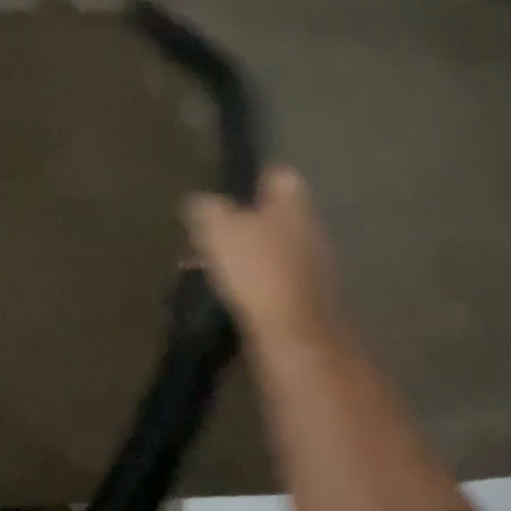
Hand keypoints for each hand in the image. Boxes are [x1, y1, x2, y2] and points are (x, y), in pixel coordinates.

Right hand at [183, 166, 335, 344]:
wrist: (294, 335)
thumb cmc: (257, 269)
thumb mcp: (219, 229)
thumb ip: (207, 208)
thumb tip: (199, 200)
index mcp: (293, 203)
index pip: (277, 175)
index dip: (251, 179)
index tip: (224, 189)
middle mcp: (309, 228)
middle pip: (272, 215)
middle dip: (240, 222)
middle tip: (207, 232)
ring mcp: (311, 265)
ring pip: (268, 249)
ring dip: (242, 255)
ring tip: (205, 266)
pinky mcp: (304, 299)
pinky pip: (270, 280)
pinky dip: (249, 283)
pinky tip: (223, 293)